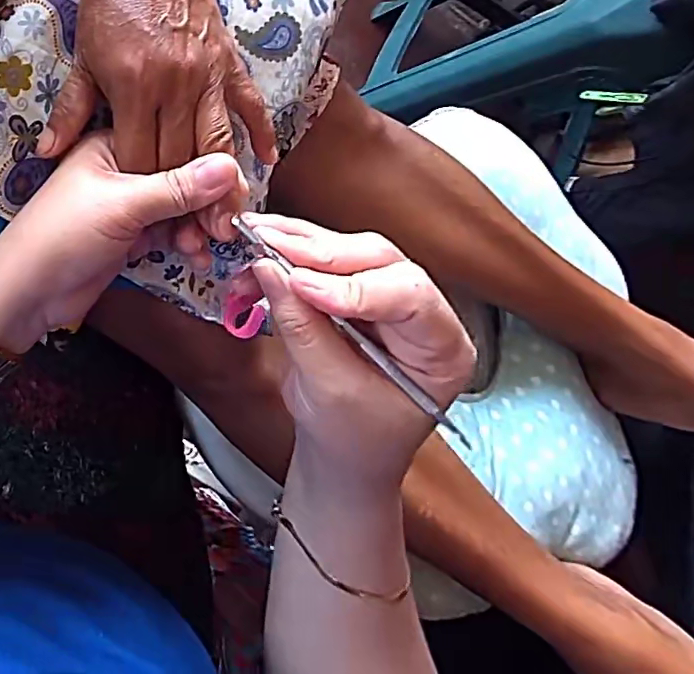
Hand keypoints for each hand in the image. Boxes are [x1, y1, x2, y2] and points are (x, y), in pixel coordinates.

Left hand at [0, 132, 246, 351]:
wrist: (26, 291)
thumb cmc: (62, 235)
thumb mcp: (121, 206)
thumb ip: (175, 187)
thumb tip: (230, 164)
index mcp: (110, 144)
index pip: (172, 144)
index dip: (207, 169)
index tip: (232, 197)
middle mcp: (120, 167)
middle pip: (180, 175)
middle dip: (205, 202)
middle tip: (222, 229)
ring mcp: (125, 202)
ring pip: (178, 205)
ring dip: (197, 225)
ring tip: (202, 246)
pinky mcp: (129, 232)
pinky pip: (169, 229)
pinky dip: (184, 241)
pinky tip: (195, 256)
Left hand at [37, 0, 276, 240]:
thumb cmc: (108, 6)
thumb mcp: (83, 58)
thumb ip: (70, 110)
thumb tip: (46, 153)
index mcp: (134, 87)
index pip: (142, 157)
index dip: (146, 196)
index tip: (151, 225)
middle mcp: (177, 84)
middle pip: (183, 157)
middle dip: (187, 202)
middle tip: (196, 240)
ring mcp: (208, 72)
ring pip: (221, 139)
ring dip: (227, 184)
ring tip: (231, 220)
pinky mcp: (229, 59)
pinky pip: (250, 102)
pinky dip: (261, 132)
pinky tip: (268, 161)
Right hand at [240, 214, 474, 484]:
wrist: (342, 451)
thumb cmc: (354, 436)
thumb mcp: (328, 387)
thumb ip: (301, 326)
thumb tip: (270, 270)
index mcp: (440, 346)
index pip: (408, 294)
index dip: (353, 285)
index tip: (301, 287)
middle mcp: (418, 311)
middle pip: (375, 259)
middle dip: (318, 252)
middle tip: (268, 246)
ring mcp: (382, 295)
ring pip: (342, 249)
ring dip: (293, 245)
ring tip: (254, 241)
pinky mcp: (348, 289)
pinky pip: (317, 259)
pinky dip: (283, 254)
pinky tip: (256, 254)